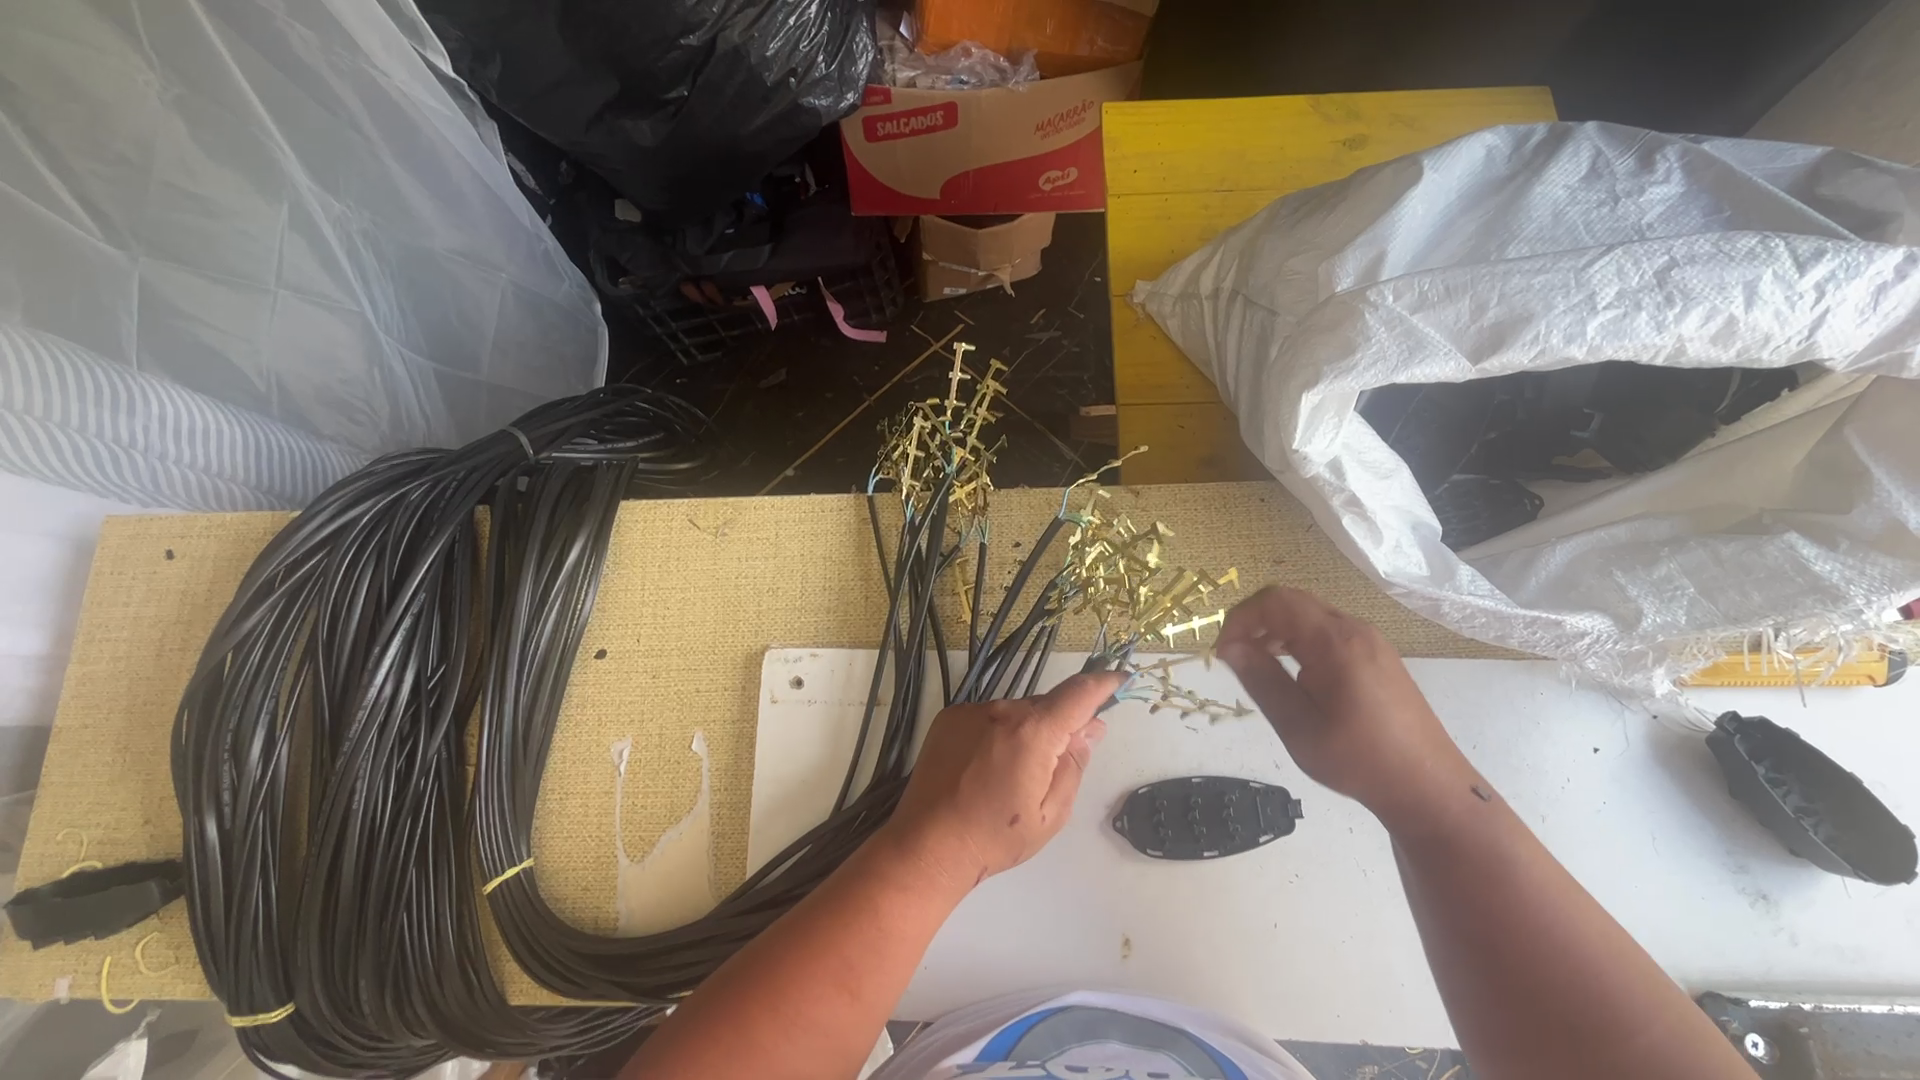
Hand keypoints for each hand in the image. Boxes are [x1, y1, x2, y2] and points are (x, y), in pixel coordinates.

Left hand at [885, 672, 1124, 893]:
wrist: (926, 845)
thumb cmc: (994, 837)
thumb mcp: (1051, 812)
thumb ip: (1074, 764)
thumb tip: (1091, 728)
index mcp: (1032, 732)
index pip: (1079, 693)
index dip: (1104, 683)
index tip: (1121, 677)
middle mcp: (1001, 710)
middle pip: (1045, 706)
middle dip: (1060, 725)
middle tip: (1056, 763)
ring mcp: (970, 711)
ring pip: (1015, 713)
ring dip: (1025, 732)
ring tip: (1011, 777)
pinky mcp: (948, 719)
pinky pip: (987, 717)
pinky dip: (997, 734)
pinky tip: (985, 769)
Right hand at [1214, 586, 1477, 829]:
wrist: (1427, 786)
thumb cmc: (1358, 759)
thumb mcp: (1297, 725)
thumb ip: (1261, 680)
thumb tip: (1230, 648)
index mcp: (1335, 641)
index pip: (1275, 602)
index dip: (1240, 618)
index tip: (1223, 654)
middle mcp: (1355, 630)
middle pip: (1293, 601)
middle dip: (1256, 622)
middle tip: (1236, 657)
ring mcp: (1371, 642)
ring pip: (1312, 616)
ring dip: (1277, 631)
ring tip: (1260, 667)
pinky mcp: (1379, 657)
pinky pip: (1330, 631)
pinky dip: (1301, 641)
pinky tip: (1295, 675)